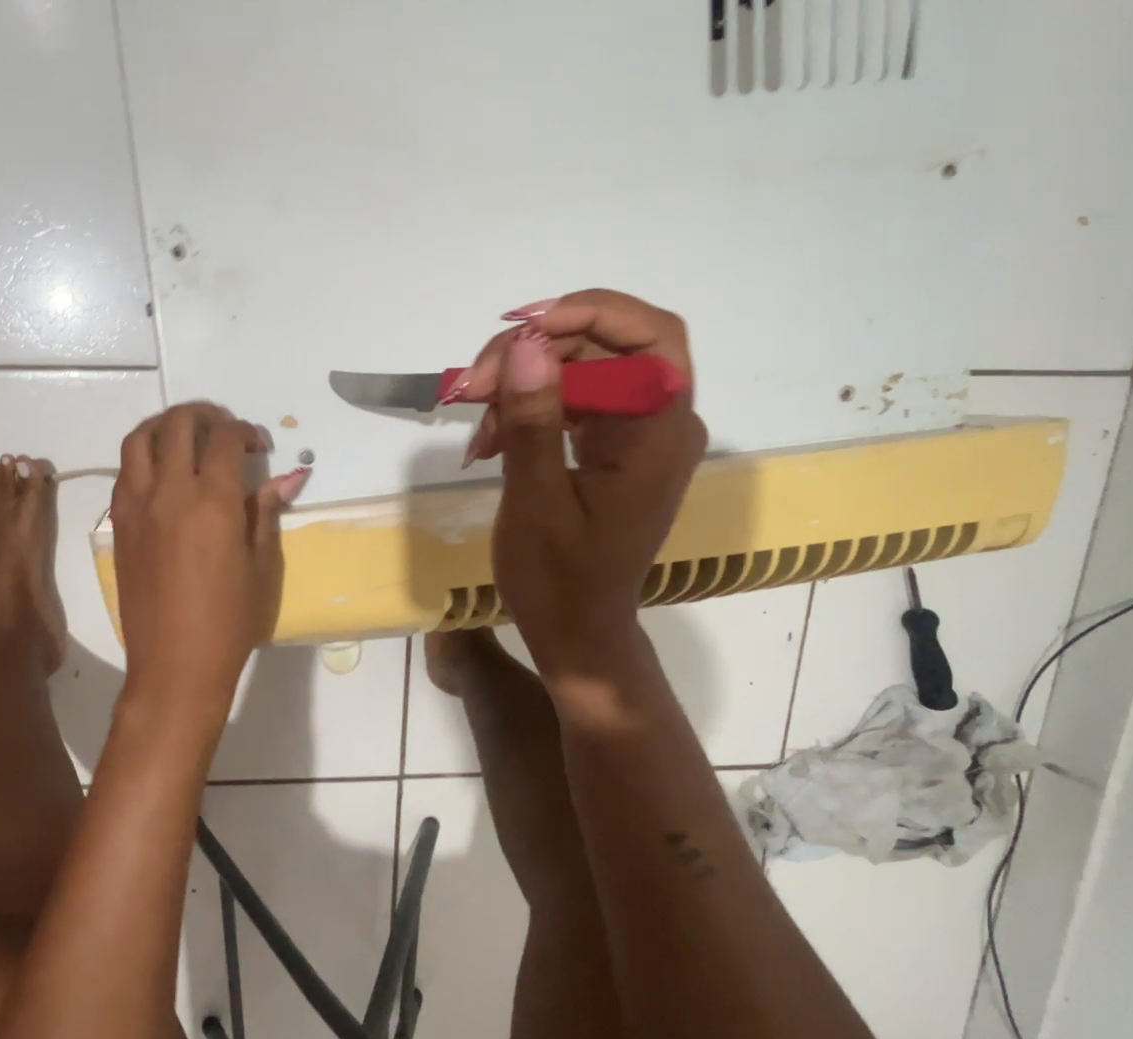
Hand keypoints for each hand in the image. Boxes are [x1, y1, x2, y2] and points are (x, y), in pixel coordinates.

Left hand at [110, 403, 308, 722]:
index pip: (224, 439)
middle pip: (178, 424)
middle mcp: (168, 492)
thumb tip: (289, 475)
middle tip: (223, 429)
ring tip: (185, 435)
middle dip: (204, 414)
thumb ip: (265, 511)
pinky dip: (142, 456)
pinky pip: (124, 471)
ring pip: (139, 438)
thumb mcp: (259, 566)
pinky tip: (161, 472)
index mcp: (211, 502)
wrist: (174, 664)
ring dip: (164, 425)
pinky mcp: (118, 523)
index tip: (258, 446)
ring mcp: (136, 505)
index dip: (245, 432)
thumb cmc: (228, 622)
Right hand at [450, 290, 706, 674]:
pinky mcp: (610, 446)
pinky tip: (488, 434)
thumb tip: (524, 346)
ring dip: (522, 379)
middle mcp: (660, 422)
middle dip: (535, 351)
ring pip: (583, 368)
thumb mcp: (537, 501)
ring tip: (472, 413)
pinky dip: (527, 406)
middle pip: (607, 346)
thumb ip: (534, 421)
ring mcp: (635, 433)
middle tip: (473, 382)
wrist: (576, 632)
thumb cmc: (560, 579)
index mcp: (660, 434)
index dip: (592, 312)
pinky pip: (573, 401)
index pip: (651, 339)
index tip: (522, 329)